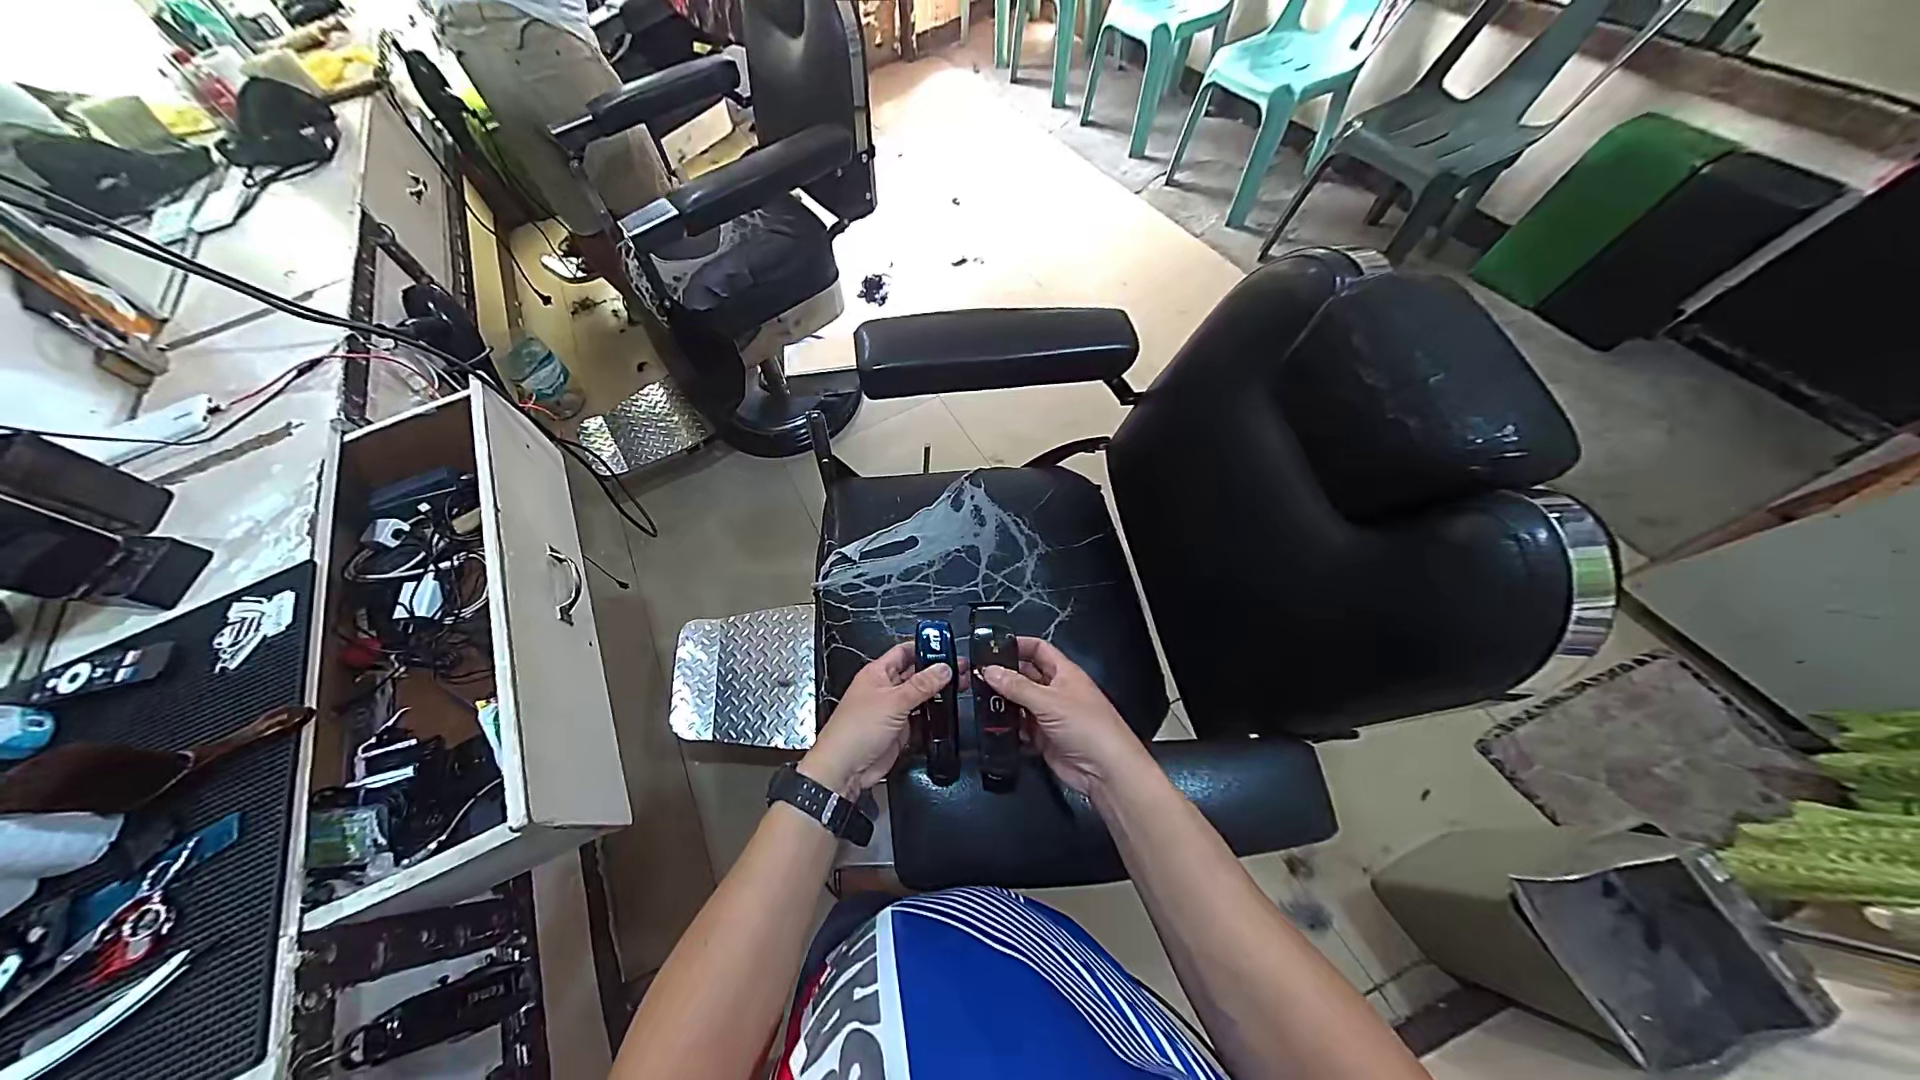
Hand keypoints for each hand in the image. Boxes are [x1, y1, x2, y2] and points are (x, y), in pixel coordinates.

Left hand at [801, 641, 950, 796]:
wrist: (845, 769)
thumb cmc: (855, 730)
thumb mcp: (893, 701)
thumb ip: (921, 685)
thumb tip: (943, 669)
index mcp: (878, 673)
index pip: (904, 651)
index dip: (925, 647)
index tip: (946, 647)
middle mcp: (885, 688)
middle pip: (915, 672)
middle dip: (937, 670)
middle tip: (960, 669)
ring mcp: (893, 709)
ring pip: (920, 694)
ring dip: (938, 691)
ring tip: (961, 685)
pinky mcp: (900, 728)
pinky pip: (921, 715)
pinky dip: (934, 712)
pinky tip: (948, 708)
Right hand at [979, 638, 1153, 797]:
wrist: (1105, 771)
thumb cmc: (1087, 726)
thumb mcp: (1049, 701)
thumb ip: (1017, 686)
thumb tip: (990, 670)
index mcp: (1065, 673)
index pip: (1039, 649)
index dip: (1018, 645)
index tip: (993, 647)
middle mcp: (1057, 691)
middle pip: (1026, 675)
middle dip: (1005, 674)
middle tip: (978, 674)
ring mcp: (1049, 715)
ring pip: (1020, 702)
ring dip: (1004, 701)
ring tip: (978, 698)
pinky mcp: (1043, 738)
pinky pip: (1021, 726)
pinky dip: (1008, 726)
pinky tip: (992, 725)